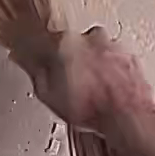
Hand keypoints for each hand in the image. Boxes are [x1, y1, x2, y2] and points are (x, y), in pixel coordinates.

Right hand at [16, 26, 154, 149]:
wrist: (128, 117)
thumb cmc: (92, 108)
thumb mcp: (47, 95)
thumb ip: (34, 72)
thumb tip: (25, 61)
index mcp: (64, 42)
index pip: (42, 42)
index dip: (36, 55)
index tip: (33, 62)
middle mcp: (90, 37)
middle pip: (69, 44)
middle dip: (66, 61)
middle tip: (64, 83)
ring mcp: (111, 45)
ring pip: (92, 51)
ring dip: (88, 66)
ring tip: (86, 91)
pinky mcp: (129, 55)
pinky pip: (111, 59)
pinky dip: (106, 71)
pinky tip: (103, 90)